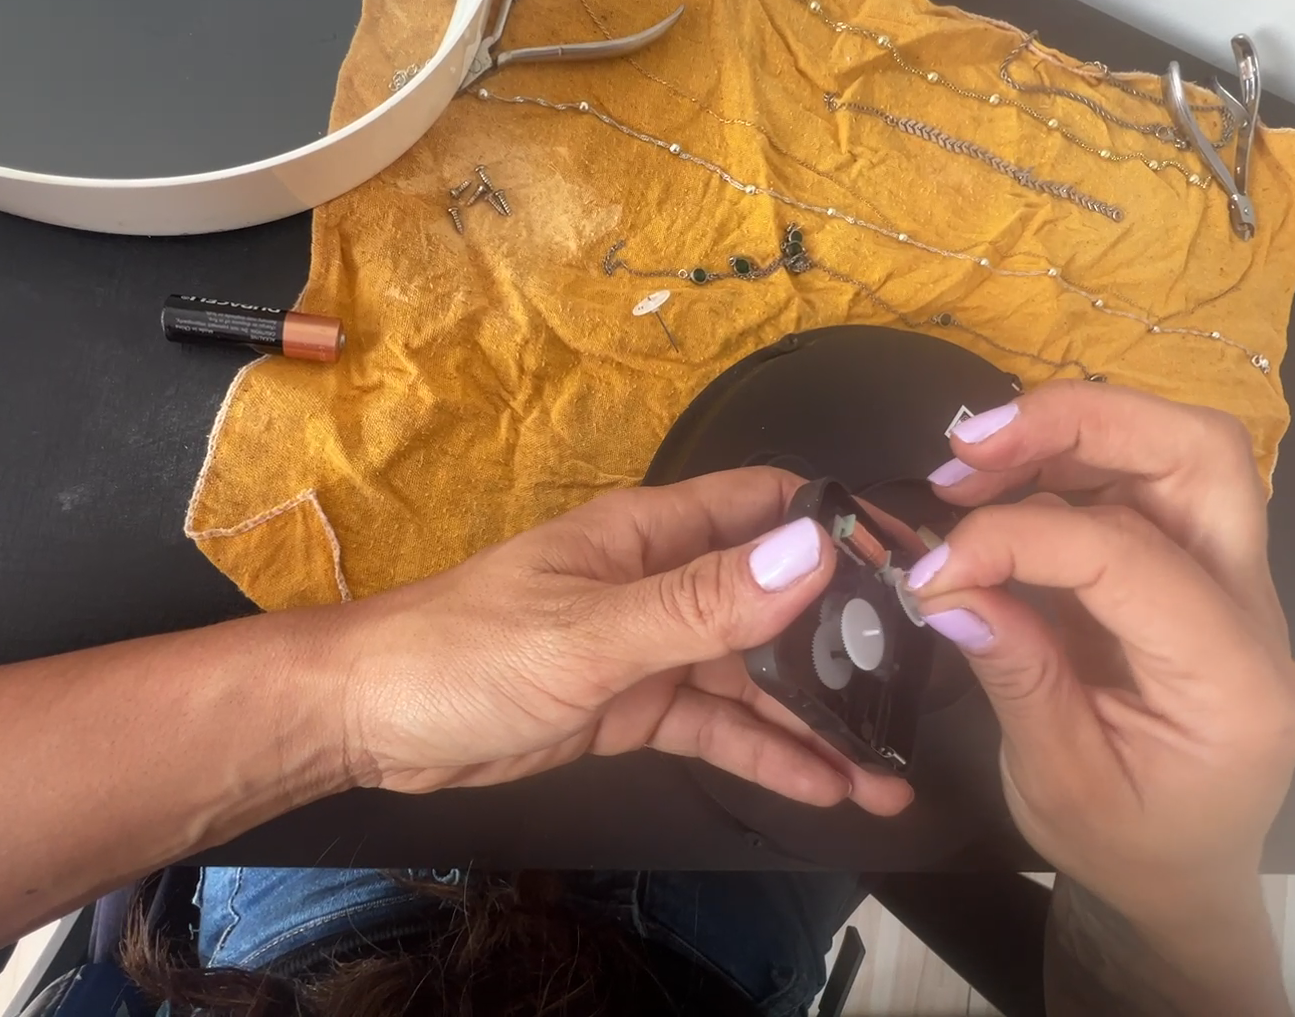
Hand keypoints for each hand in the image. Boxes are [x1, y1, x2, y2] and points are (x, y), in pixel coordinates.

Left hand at [326, 467, 913, 815]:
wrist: (375, 722)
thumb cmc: (470, 652)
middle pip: (774, 601)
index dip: (837, 526)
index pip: (765, 506)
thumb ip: (699, 601)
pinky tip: (825, 788)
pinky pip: (718, 726)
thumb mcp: (589, 632)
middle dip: (842, 644)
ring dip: (817, 720)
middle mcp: (666, 583)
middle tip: (918, 694)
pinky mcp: (639, 706)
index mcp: (654, 535)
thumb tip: (811, 552)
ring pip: (754, 677)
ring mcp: (655, 648)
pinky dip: (767, 754)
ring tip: (889, 775)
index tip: (910, 566)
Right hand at [908, 382, 1294, 923]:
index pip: (1127, 559)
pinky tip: (991, 485)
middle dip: (1079, 422)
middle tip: (969, 443)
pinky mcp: (1184, 571)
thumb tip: (943, 587)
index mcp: (1233, 683)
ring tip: (965, 462)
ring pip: (1174, 450)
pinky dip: (1058, 463)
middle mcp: (1253, 612)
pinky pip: (1133, 484)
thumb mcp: (1056, 780)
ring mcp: (1228, 583)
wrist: (1176, 872)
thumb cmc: (1124, 843)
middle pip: (1200, 455)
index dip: (1017, 539)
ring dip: (1064, 432)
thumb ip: (1013, 674)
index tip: (932, 567)